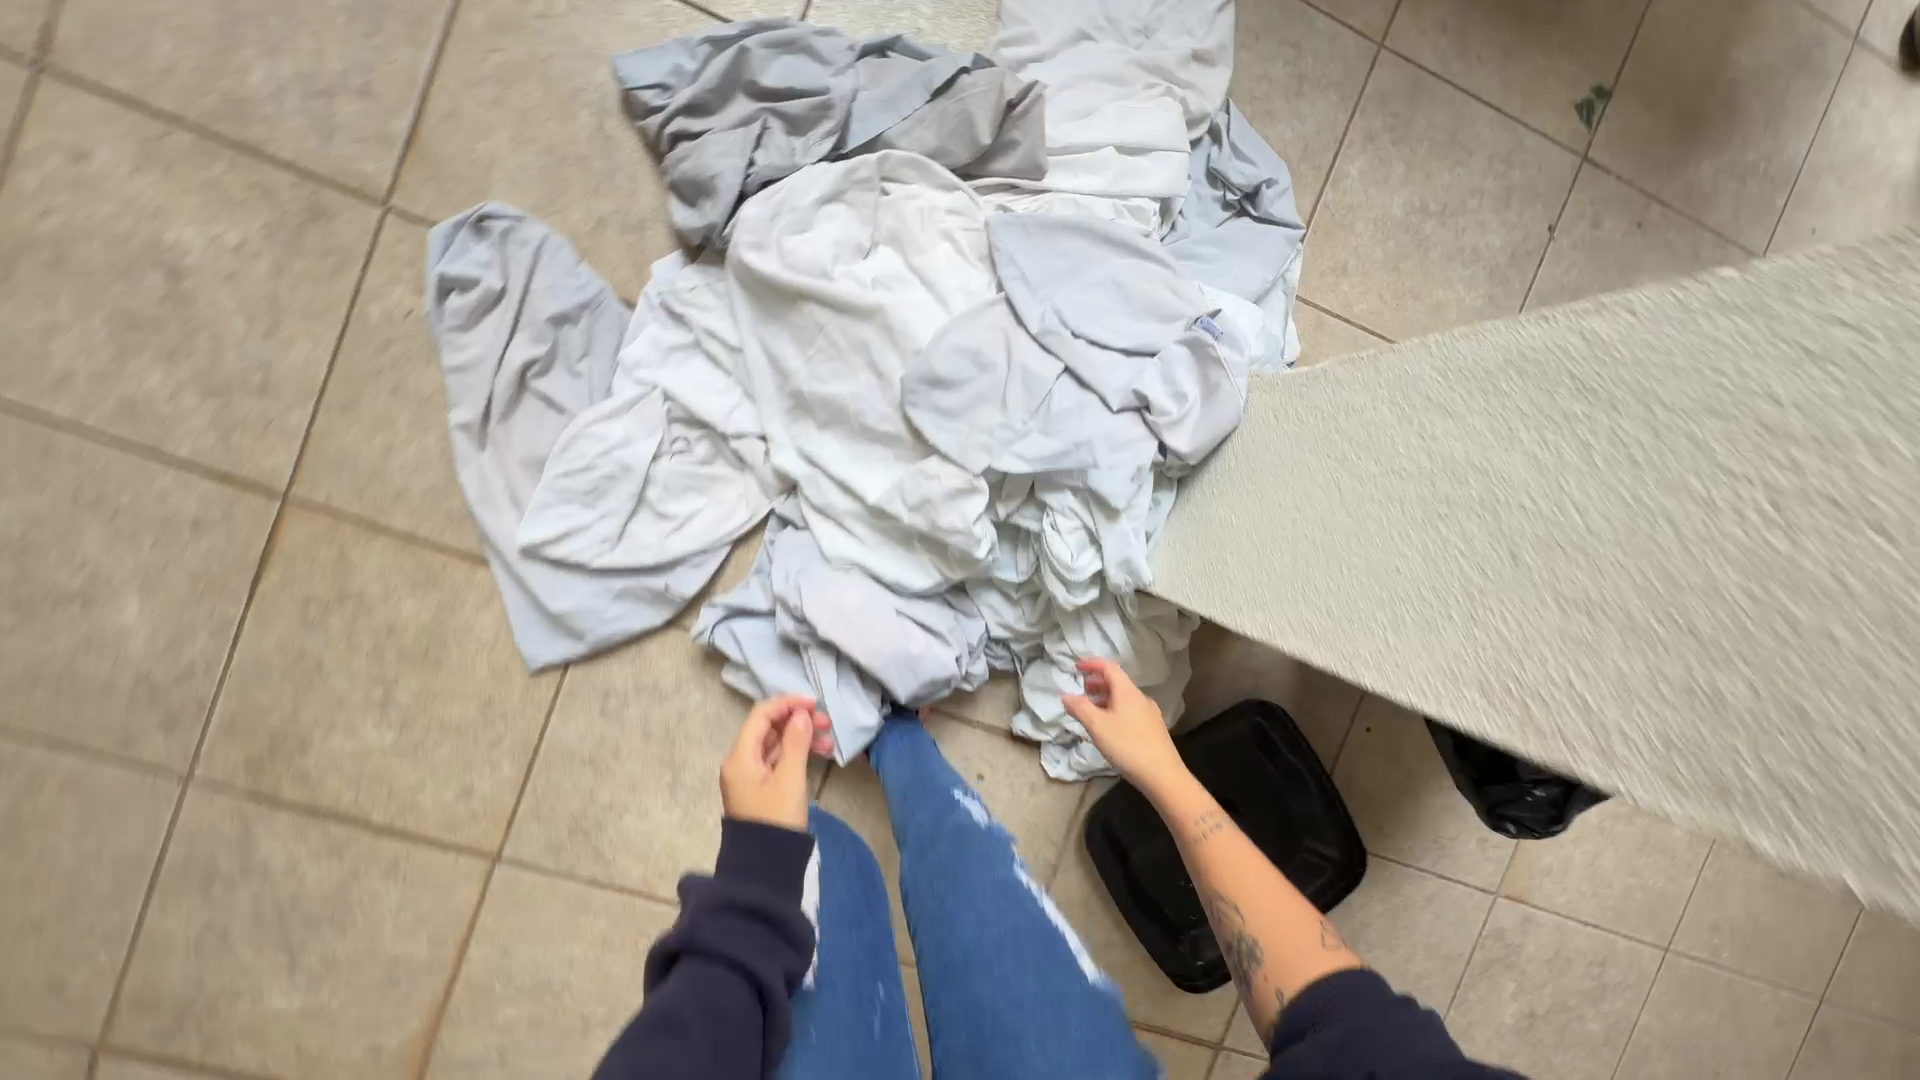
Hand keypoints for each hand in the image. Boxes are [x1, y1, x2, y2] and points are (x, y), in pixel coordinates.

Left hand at [720, 695, 833, 830]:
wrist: (766, 866)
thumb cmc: (777, 818)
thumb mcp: (790, 779)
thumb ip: (796, 742)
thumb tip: (801, 714)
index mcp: (740, 756)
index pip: (761, 715)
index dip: (787, 704)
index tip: (814, 703)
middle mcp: (740, 761)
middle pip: (769, 728)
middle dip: (798, 721)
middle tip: (827, 723)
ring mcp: (750, 775)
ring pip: (776, 744)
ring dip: (801, 737)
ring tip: (829, 741)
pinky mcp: (761, 787)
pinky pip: (778, 760)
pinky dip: (797, 753)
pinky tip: (820, 754)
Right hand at [1062, 658, 1189, 796]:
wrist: (1163, 775)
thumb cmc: (1127, 746)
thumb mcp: (1097, 726)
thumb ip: (1080, 708)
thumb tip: (1067, 696)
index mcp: (1127, 692)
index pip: (1109, 667)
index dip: (1092, 664)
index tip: (1076, 667)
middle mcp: (1140, 698)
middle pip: (1117, 682)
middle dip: (1097, 682)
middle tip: (1081, 689)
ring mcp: (1149, 713)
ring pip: (1124, 698)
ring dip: (1105, 698)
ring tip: (1091, 710)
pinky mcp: (1153, 729)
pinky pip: (1130, 711)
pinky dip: (1115, 710)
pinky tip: (1109, 727)